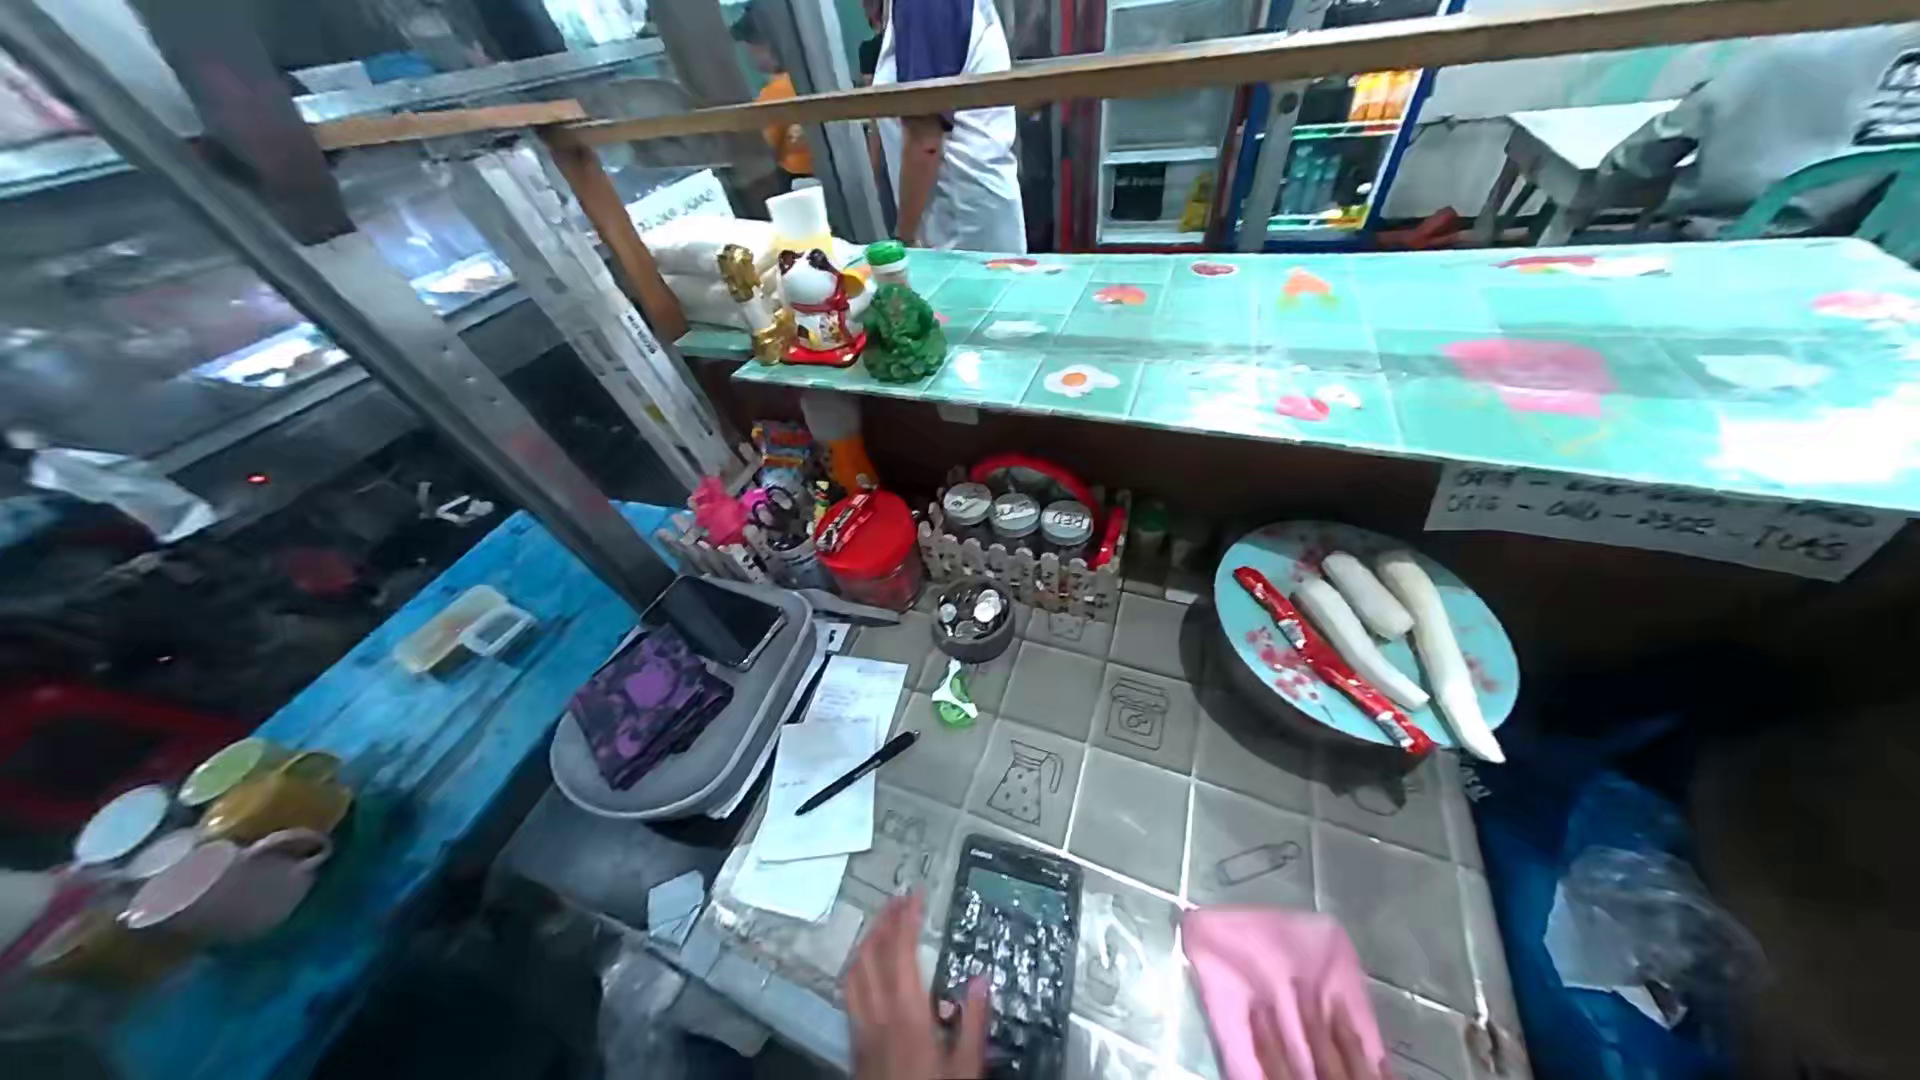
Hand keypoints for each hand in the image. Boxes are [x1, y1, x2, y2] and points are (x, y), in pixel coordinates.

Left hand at [846, 892, 989, 1079]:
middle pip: (872, 955)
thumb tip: (979, 978)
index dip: (906, 919)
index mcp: (908, 1015)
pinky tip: (866, 967)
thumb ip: (972, 1022)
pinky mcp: (854, 1045)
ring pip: (854, 971)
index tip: (915, 897)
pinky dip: (857, 967)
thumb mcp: (966, 1069)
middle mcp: (878, 1016)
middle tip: (899, 900)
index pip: (901, 953)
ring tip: (882, 923)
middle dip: (884, 921)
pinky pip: (849, 993)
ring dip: (866, 940)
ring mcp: (861, 1030)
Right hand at [1250, 984, 1390, 1079]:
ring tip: (1336, 998)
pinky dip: (1381, 1067)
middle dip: (1308, 1014)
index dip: (1265, 1034)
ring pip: (1351, 1058)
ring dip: (1343, 1028)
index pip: (1276, 1062)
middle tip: (1299, 980)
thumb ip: (1272, 1077)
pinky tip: (1378, 1051)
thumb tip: (1251, 1069)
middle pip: (1317, 1047)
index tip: (1257, 1003)